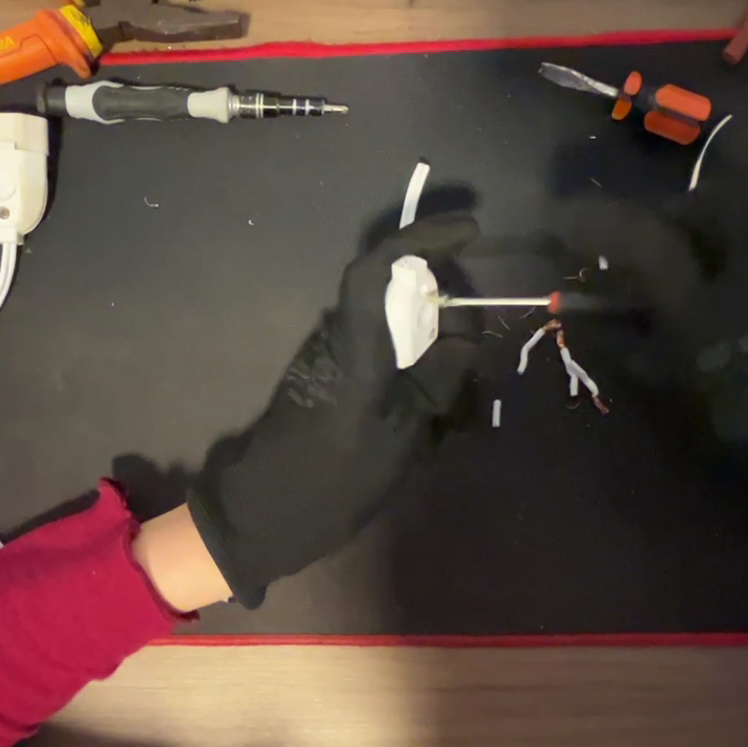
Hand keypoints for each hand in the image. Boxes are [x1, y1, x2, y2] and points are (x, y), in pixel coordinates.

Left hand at [186, 216, 482, 606]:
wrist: (268, 513)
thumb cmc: (336, 477)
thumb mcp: (403, 434)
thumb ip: (438, 377)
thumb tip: (465, 333)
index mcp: (355, 345)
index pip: (377, 266)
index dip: (422, 239)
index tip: (469, 233)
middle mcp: (338, 337)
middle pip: (391, 288)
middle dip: (441, 294)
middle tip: (480, 327)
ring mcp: (330, 357)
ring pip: (389, 322)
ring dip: (429, 333)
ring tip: (464, 373)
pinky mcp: (329, 379)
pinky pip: (378, 350)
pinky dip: (411, 360)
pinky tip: (436, 399)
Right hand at [561, 115, 747, 590]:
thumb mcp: (675, 407)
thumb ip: (621, 349)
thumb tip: (576, 308)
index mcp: (708, 312)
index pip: (639, 238)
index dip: (594, 220)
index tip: (565, 219)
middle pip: (713, 199)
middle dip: (676, 213)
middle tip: (661, 241)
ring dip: (730, 220)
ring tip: (718, 255)